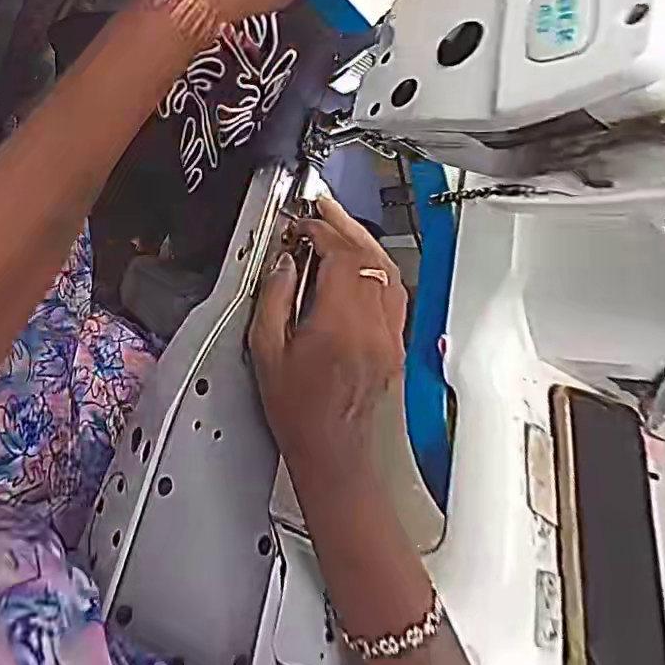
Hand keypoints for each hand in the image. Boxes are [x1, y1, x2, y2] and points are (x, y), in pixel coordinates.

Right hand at [249, 196, 407, 490]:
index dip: (319, 231)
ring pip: (385, 268)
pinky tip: (359, 262)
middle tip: (323, 207)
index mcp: (340, 322)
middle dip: (343, 223)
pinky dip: (376, 264)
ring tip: (339, 225)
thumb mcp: (268, 354)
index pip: (340, 255)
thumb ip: (274, 300)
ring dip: (362, 240)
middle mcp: (372, 323)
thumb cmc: (303, 415)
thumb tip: (283, 263)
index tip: (300, 225)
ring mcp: (390, 332)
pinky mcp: (395, 342)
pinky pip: (393, 289)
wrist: (339, 457)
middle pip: (367, 254)